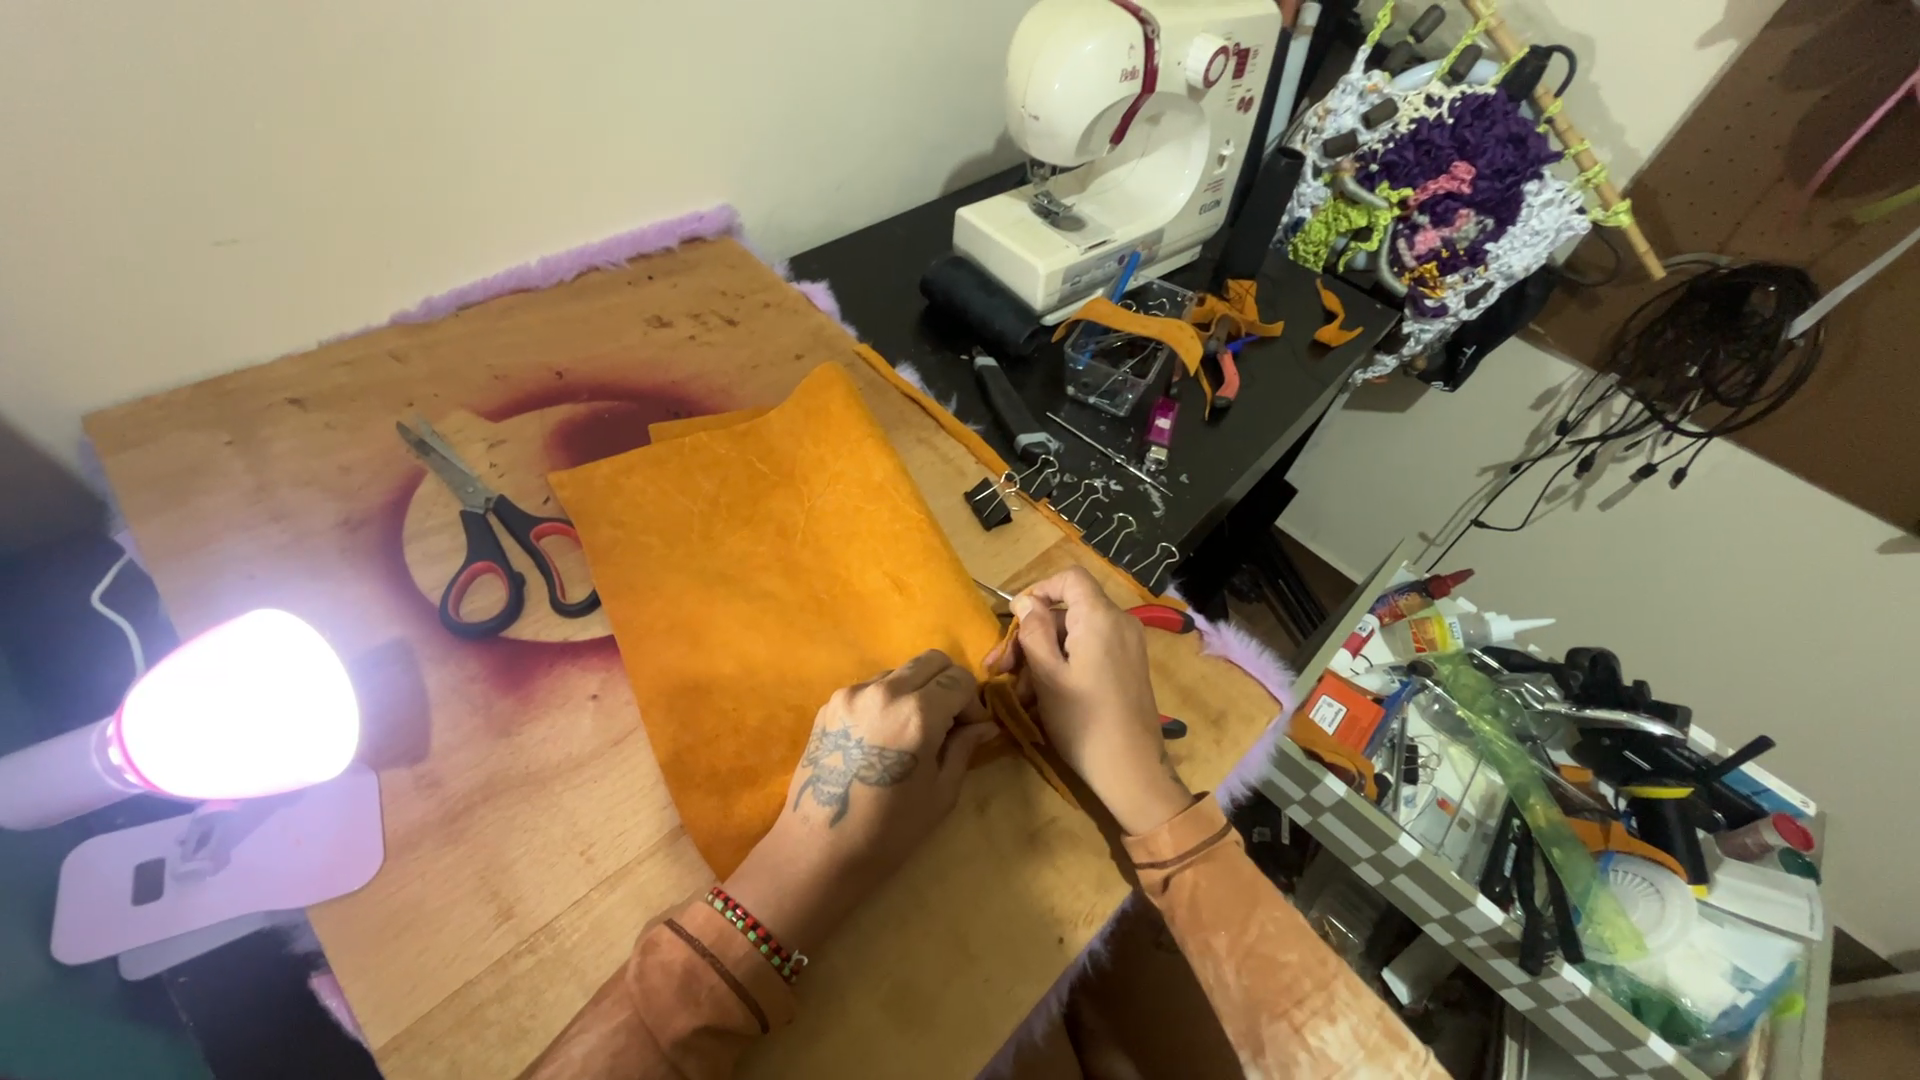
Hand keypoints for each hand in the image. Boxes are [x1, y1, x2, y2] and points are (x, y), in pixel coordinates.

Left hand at [722, 650, 999, 952]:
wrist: (818, 850)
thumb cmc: (889, 831)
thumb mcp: (941, 793)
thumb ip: (963, 748)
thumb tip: (984, 725)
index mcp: (917, 714)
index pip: (959, 679)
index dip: (972, 702)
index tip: (970, 729)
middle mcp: (884, 692)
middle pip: (931, 660)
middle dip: (947, 685)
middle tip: (948, 722)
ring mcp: (852, 694)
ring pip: (899, 672)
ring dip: (916, 691)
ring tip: (911, 733)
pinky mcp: (830, 704)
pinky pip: (871, 688)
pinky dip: (887, 701)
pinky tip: (881, 739)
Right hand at [990, 567, 1191, 834]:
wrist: (1132, 770)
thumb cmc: (1083, 721)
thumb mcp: (1047, 675)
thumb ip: (1034, 631)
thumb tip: (1027, 602)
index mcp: (1101, 617)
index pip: (1069, 578)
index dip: (1039, 590)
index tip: (1015, 621)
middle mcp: (1119, 623)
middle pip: (1068, 611)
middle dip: (1031, 635)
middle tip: (1002, 669)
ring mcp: (1127, 645)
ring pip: (1075, 635)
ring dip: (1043, 655)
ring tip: (1020, 692)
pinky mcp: (1127, 666)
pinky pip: (1089, 650)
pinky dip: (1064, 664)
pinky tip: (1043, 696)